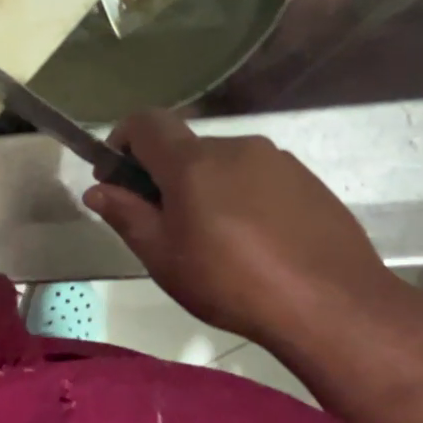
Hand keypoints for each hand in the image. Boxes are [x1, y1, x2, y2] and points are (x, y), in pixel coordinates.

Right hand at [83, 110, 396, 344]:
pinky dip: (233, 199)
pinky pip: (252, 179)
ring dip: (199, 191)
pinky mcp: (303, 180)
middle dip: (161, 178)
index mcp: (194, 163)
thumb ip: (126, 215)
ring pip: (219, 165)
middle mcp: (237, 147)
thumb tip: (97, 189)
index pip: (147, 123)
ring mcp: (277, 160)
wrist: (325, 300)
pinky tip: (243, 243)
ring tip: (204, 242)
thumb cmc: (226, 281)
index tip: (114, 179)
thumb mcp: (160, 255)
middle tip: (157, 228)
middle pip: (184, 148)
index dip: (121, 142)